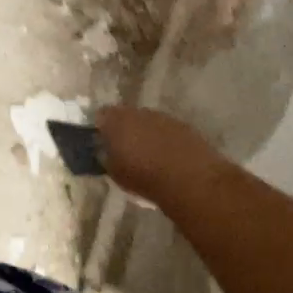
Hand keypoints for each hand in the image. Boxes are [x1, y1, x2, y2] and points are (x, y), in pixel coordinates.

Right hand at [95, 106, 222, 202]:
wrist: (191, 181)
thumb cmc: (145, 178)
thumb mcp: (115, 173)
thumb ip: (105, 157)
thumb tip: (102, 150)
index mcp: (116, 120)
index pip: (101, 115)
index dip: (101, 128)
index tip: (103, 143)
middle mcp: (137, 112)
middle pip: (125, 115)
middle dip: (125, 129)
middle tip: (126, 149)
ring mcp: (162, 117)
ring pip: (147, 121)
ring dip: (146, 133)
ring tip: (150, 155)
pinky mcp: (183, 126)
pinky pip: (167, 129)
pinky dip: (165, 139)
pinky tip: (169, 157)